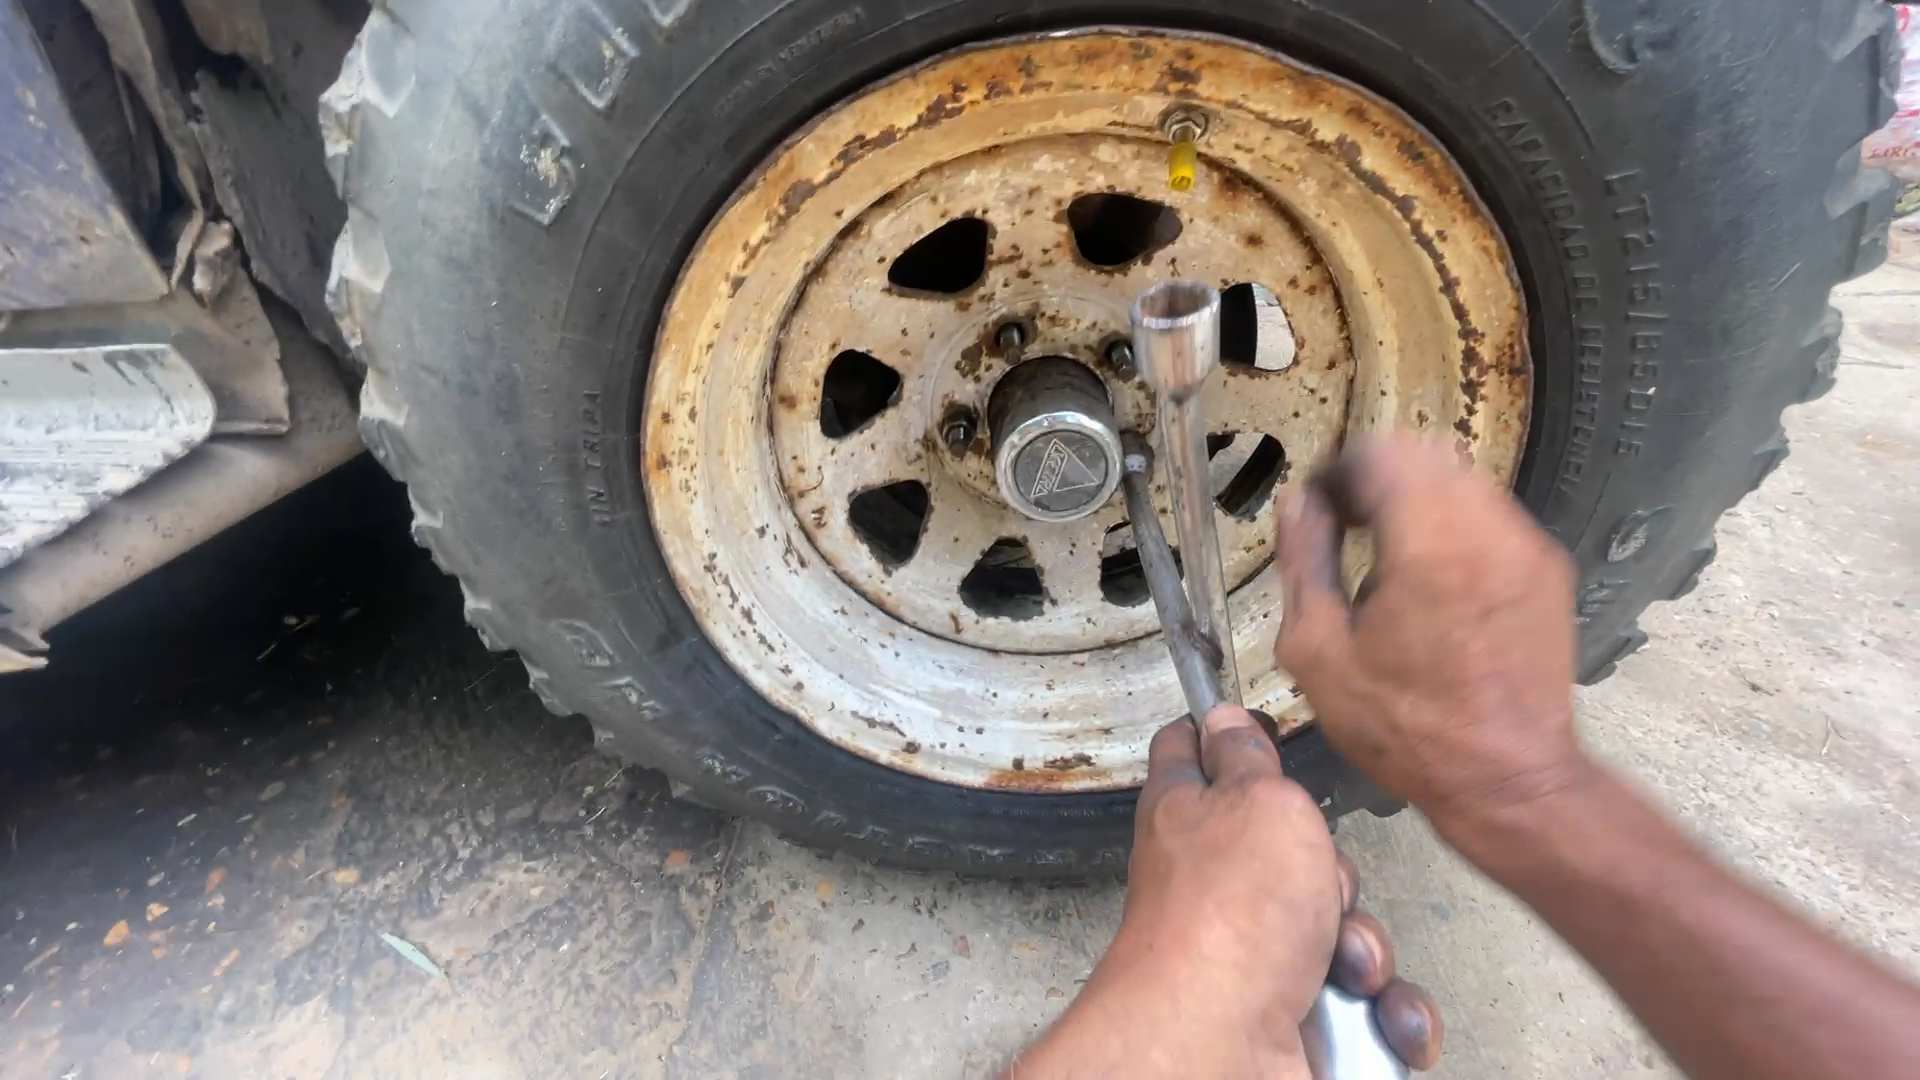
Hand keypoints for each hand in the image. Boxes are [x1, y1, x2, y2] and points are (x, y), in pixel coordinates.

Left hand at [1012, 705, 1440, 1076]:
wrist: (1221, 1046)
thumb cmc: (1234, 907)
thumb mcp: (1256, 800)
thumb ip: (1248, 755)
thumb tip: (1222, 716)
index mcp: (1186, 808)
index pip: (1189, 746)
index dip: (1222, 731)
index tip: (1255, 727)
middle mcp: (1210, 872)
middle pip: (1287, 841)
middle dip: (1328, 864)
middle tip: (1318, 884)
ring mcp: (1248, 946)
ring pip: (1334, 919)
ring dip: (1361, 943)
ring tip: (1345, 966)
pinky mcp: (1290, 1012)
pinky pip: (1360, 996)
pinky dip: (1380, 1009)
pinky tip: (1377, 1018)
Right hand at [1274, 434, 1592, 832]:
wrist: (1506, 778)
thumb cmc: (1400, 723)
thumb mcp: (1316, 649)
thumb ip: (1303, 561)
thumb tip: (1299, 503)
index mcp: (1429, 550)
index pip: (1384, 456)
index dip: (1337, 469)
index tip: (1316, 504)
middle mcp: (1489, 534)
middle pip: (1423, 455)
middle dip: (1372, 476)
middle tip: (1339, 520)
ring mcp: (1527, 549)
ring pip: (1458, 478)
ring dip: (1409, 495)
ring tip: (1376, 545)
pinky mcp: (1546, 570)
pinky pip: (1487, 512)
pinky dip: (1445, 518)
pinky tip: (1421, 569)